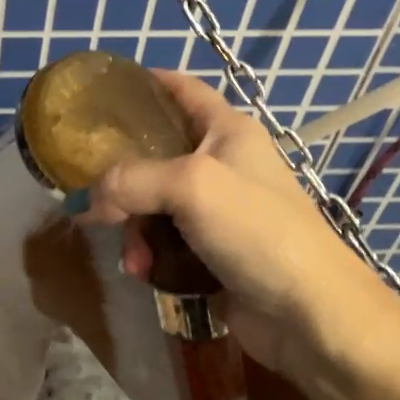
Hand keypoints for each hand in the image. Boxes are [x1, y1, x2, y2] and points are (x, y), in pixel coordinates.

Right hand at [74, 70, 389, 372]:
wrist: (313, 316)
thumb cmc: (258, 230)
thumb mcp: (191, 185)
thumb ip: (130, 179)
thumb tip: (86, 201)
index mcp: (228, 131)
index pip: (182, 89)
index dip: (146, 83)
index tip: (102, 90)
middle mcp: (224, 164)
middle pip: (156, 154)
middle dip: (123, 177)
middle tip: (94, 195)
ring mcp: (220, 212)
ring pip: (154, 204)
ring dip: (134, 228)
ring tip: (132, 256)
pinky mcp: (214, 254)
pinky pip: (165, 243)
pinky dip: (150, 255)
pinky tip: (144, 273)